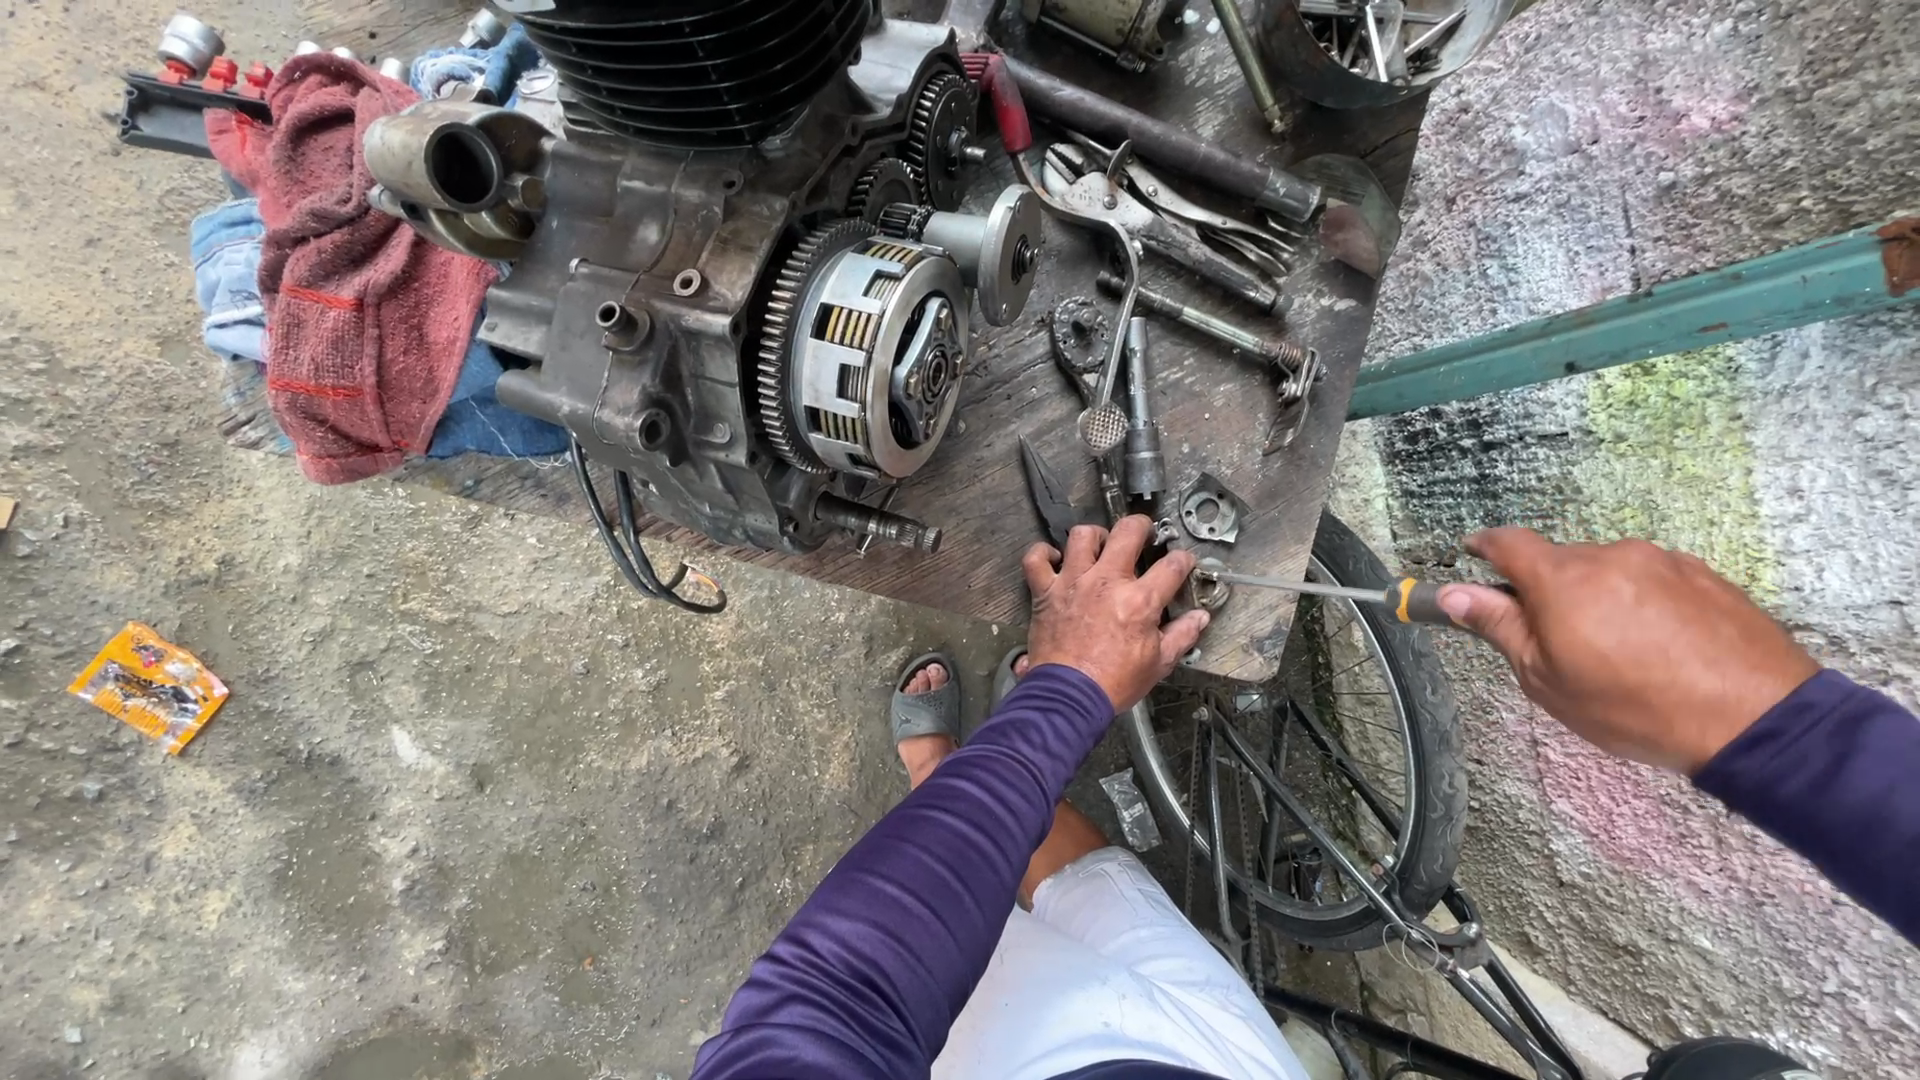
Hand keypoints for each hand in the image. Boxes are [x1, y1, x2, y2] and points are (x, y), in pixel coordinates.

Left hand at [1022, 516, 1208, 711]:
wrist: (1069, 697)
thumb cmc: (1112, 683)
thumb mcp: (1158, 663)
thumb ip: (1181, 635)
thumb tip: (1200, 618)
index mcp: (1139, 601)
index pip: (1171, 566)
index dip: (1182, 560)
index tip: (1181, 562)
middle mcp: (1106, 583)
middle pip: (1127, 532)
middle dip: (1141, 525)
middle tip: (1143, 531)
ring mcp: (1073, 583)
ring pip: (1082, 536)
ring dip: (1094, 535)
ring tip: (1100, 544)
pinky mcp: (1046, 592)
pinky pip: (1036, 559)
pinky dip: (1043, 553)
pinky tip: (1055, 558)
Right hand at [1437, 528, 1818, 773]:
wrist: (1758, 721)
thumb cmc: (1633, 705)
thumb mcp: (1544, 677)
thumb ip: (1499, 626)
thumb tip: (1453, 593)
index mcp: (1562, 579)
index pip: (1508, 542)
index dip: (1484, 545)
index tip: (1473, 553)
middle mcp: (1610, 556)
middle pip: (1560, 560)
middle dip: (1546, 587)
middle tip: (1554, 634)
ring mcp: (1664, 562)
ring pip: (1607, 568)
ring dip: (1596, 593)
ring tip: (1615, 643)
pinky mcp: (1706, 576)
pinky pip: (1651, 577)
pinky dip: (1638, 599)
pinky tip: (1655, 640)